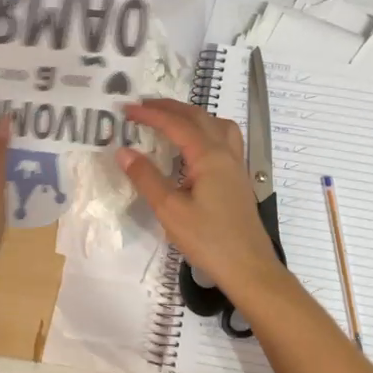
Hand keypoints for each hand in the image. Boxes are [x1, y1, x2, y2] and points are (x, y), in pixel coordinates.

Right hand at [117, 99, 286, 296]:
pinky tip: (194, 148)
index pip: (177, 125)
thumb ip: (146, 178)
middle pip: (199, 117)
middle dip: (171, 108)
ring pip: (217, 126)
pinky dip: (206, 131)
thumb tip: (124, 151)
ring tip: (172, 119)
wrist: (248, 267)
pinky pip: (224, 140)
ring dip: (193, 116)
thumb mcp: (170, 210)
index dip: (151, 114)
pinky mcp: (238, 180)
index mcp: (209, 156)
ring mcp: (236, 166)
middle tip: (144, 105)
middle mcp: (226, 154)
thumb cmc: (208, 239)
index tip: (127, 109)